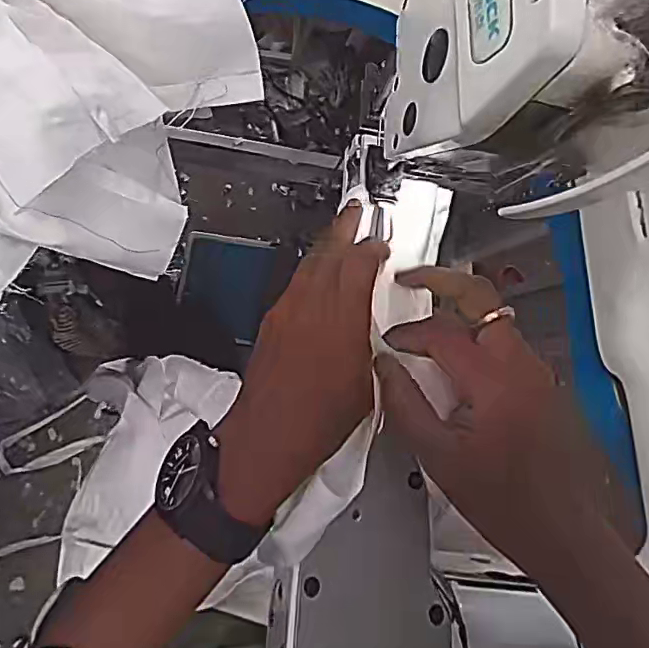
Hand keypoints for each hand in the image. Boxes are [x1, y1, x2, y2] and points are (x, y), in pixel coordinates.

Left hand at [216, 201, 388, 527]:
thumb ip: (372, 346)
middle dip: (345, 228)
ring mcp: (288, 311)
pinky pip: (295, 281)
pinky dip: (310, 269)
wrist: (267, 436)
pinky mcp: (272, 321)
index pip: (358, 264)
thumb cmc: (315, 421)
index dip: (373, 247)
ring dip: (326, 245)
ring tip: (338, 234)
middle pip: (329, 252)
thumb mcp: (367, 384)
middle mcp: (311, 307)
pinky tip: (317, 273)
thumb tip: (377, 335)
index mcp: (341, 320)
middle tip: (356, 211)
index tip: (381, 244)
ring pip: (309, 263)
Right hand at [376, 266, 604, 575]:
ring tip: (427, 316)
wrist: (561, 529)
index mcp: (494, 380)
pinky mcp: (541, 381)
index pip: (440, 333)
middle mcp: (521, 364)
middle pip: (479, 297)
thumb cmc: (508, 503)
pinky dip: (475, 335)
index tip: (389, 343)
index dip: (407, 333)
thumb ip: (406, 405)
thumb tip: (385, 369)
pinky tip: (455, 359)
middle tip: (410, 278)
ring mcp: (536, 370)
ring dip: (458, 309)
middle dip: (440, 281)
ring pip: (494, 316)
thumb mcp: (439, 458)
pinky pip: (504, 341)